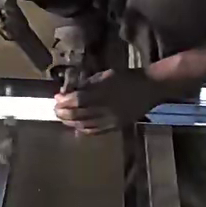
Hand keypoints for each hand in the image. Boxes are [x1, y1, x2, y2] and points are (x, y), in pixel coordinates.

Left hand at [54, 68, 172, 134]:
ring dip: (71, 122)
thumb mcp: (105, 75)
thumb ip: (86, 84)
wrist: (149, 88)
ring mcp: (111, 120)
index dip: (64, 102)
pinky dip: (83, 130)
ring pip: (84, 125)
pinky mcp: (116, 126)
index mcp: (103, 93)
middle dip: (63, 113)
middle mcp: (105, 108)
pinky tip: (77, 127)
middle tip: (56, 110)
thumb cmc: (126, 77)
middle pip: (78, 114)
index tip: (56, 100)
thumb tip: (68, 92)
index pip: (77, 100)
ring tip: (63, 118)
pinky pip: (95, 131)